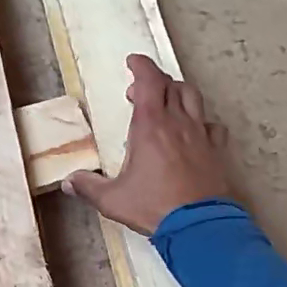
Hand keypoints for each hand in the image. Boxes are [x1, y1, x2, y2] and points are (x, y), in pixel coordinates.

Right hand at [64, 54, 232, 234]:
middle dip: (155, 82)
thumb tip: (68, 182)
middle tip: (140, 94)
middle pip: (172, 85)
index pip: (149, 80)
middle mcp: (178, 122)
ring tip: (168, 105)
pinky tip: (195, 133)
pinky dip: (202, 123)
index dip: (141, 66)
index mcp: (151, 125)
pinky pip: (213, 126)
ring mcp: (201, 135)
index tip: (133, 62)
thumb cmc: (154, 206)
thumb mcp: (113, 199)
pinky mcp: (217, 151)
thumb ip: (89, 187)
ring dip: (179, 94)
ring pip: (194, 99)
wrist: (199, 224)